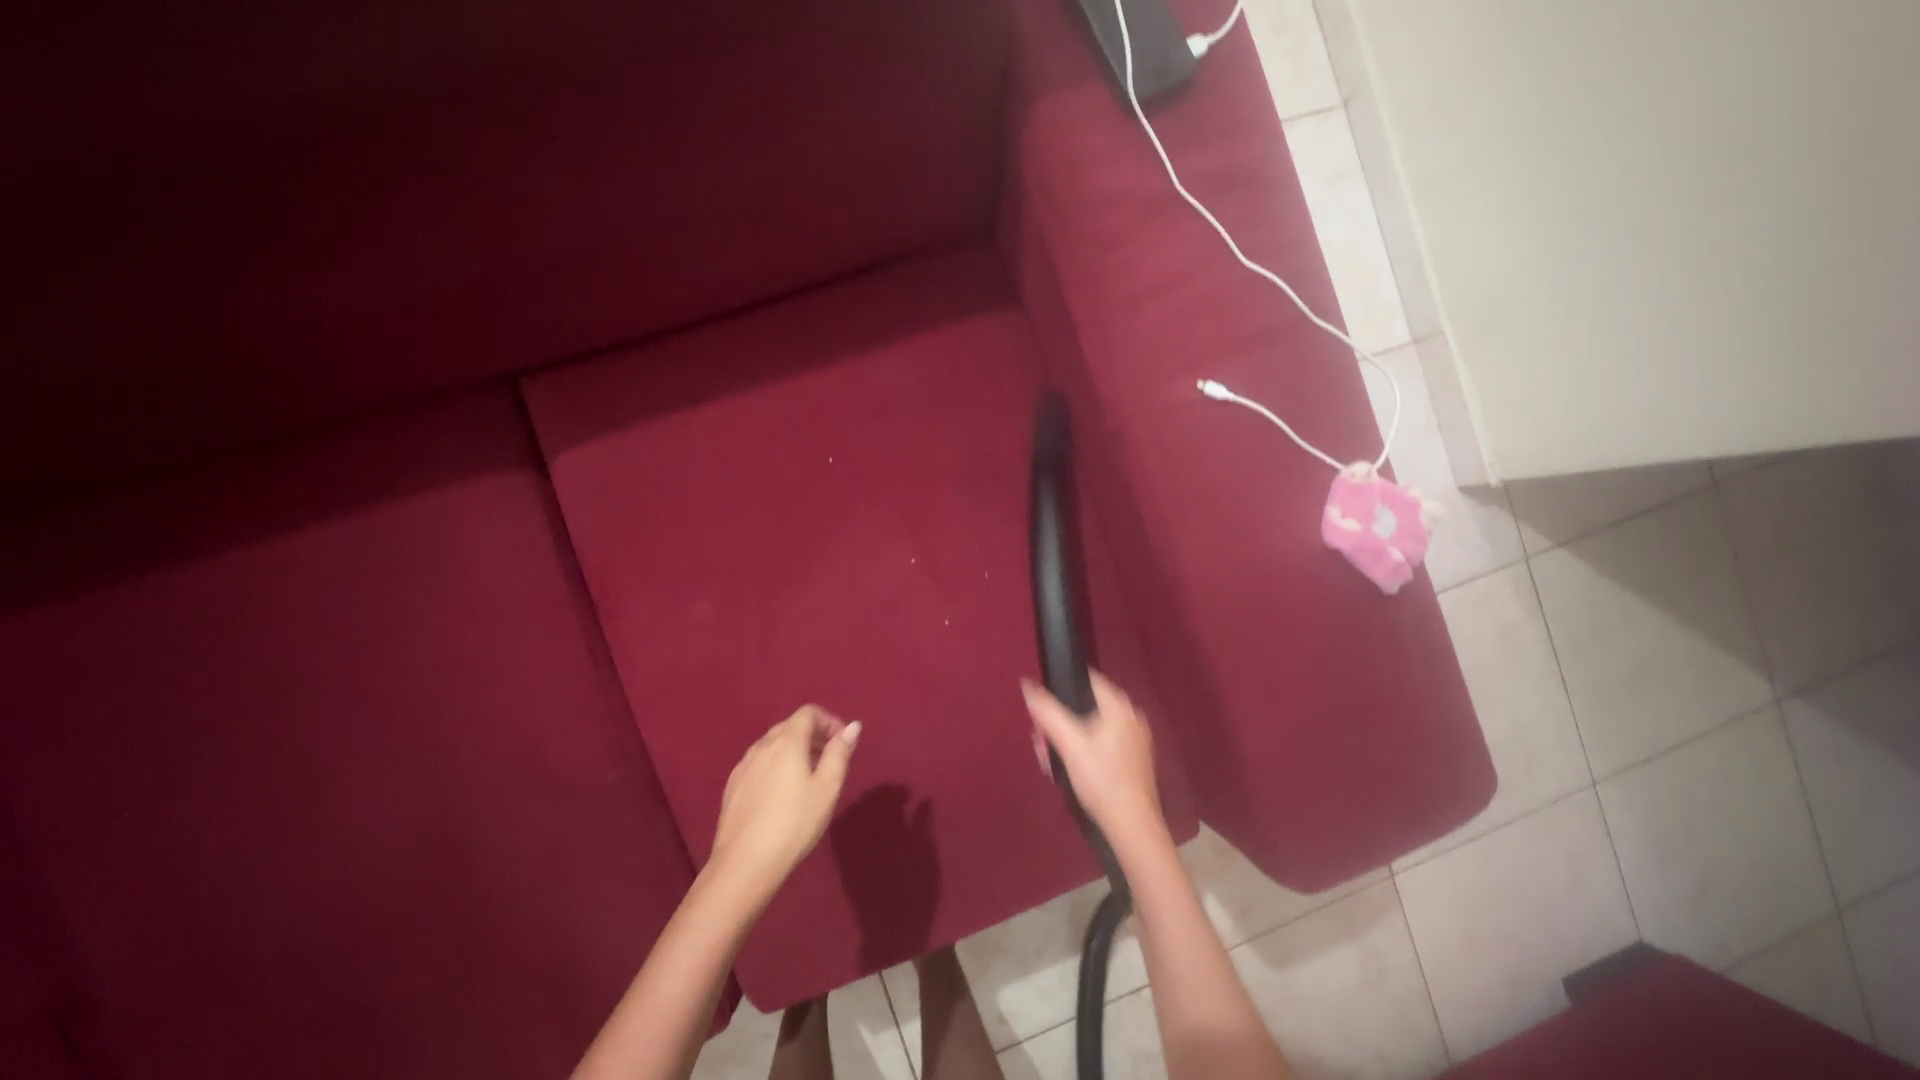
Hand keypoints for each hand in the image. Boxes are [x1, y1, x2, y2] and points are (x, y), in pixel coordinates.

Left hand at [709, 706, 860, 894]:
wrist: (745, 862)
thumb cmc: (795, 823)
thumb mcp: (827, 788)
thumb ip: (839, 753)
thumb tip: (852, 727)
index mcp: (786, 742)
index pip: (808, 712)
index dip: (829, 721)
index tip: (843, 744)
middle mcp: (761, 746)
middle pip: (790, 726)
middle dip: (813, 736)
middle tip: (830, 762)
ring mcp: (743, 765)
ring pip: (772, 745)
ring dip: (794, 751)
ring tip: (808, 779)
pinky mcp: (733, 785)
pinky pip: (759, 763)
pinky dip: (776, 766)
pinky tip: (781, 795)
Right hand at [1022, 672, 1168, 855]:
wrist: (1131, 825)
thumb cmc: (1100, 779)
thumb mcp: (1069, 745)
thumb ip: (1048, 713)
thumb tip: (1027, 686)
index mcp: (1120, 706)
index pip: (1087, 680)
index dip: (1061, 691)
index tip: (1043, 711)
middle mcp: (1132, 717)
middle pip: (1086, 709)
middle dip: (1060, 725)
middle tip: (1043, 745)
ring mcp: (1135, 740)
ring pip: (1092, 730)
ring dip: (1068, 742)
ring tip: (1052, 762)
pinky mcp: (1134, 761)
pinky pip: (1102, 746)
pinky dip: (1084, 753)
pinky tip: (1071, 772)